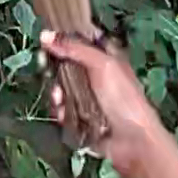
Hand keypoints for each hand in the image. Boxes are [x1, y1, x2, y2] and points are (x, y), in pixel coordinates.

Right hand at [41, 30, 171, 174]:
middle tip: (46, 67)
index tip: (47, 38)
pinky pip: (61, 105)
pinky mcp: (80, 115)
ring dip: (56, 90)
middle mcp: (95, 73)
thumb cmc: (122, 98)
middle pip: (65, 61)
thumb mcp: (101, 64)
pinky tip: (62, 112)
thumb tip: (44, 35)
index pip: (80, 39)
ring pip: (60, 83)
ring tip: (59, 98)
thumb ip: (73, 47)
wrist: (133, 143)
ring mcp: (87, 95)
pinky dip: (59, 107)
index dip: (64, 37)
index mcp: (105, 57)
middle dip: (54, 66)